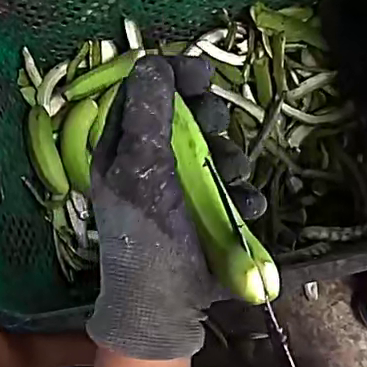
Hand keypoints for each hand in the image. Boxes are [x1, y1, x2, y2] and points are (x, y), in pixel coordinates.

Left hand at [85, 55, 219, 359]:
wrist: (166, 304)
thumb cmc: (146, 236)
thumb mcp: (141, 170)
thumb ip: (148, 115)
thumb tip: (153, 62)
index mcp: (123, 150)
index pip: (144, 94)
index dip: (173, 76)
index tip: (203, 73)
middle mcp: (152, 164)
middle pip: (185, 119)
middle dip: (207, 119)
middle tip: (216, 128)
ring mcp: (182, 190)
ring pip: (215, 152)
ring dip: (230, 158)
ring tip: (232, 177)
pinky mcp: (208, 213)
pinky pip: (231, 190)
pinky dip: (241, 195)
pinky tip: (243, 207)